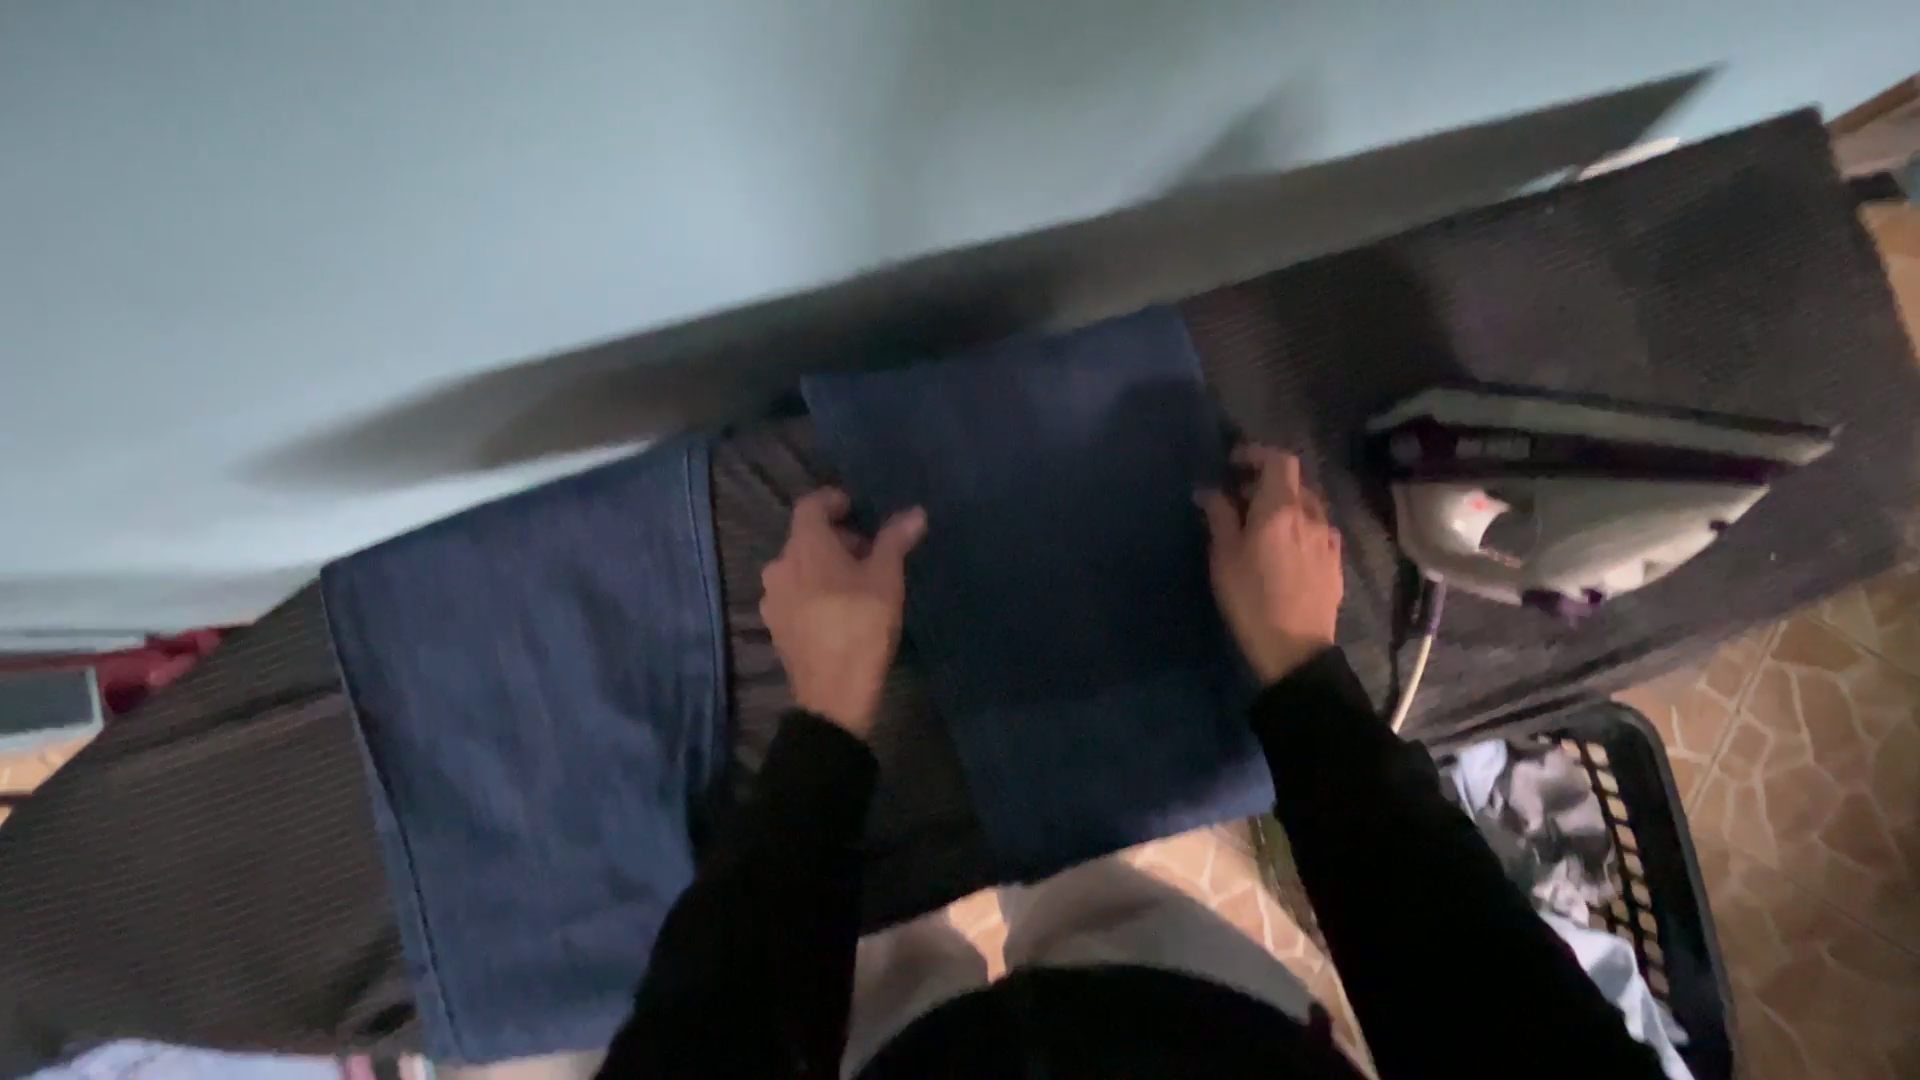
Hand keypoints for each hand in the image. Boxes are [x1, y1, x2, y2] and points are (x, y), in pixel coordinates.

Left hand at [761, 488, 927, 738]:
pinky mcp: (775, 626)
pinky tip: (837, 609)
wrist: (834, 692)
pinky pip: (794, 594)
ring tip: (855, 582)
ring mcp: (772, 599)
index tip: (854, 507)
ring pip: (798, 568)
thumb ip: (896, 540)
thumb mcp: (886, 578)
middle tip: (867, 551)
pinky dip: (813, 590)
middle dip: (835, 538)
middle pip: (804, 538)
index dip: (832, 501)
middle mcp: (779, 566)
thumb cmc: (861, 624)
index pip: (810, 506)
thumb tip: (915, 513)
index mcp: (804, 546)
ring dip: (823, 565)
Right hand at [1197, 446, 1343, 683]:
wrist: (1295, 648)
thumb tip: (1209, 491)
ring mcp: (1329, 538)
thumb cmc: (1250, 599)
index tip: (1233, 463)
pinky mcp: (1335, 561)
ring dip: (1284, 504)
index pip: (1279, 460)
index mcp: (1281, 508)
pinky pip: (1317, 528)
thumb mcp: (1224, 557)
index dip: (1257, 454)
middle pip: (1294, 481)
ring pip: (1308, 505)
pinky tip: (1284, 548)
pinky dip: (1299, 525)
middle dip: (1266, 481)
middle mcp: (1311, 515)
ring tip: (1260, 524)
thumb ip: (1219, 517)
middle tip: (1238, 498)